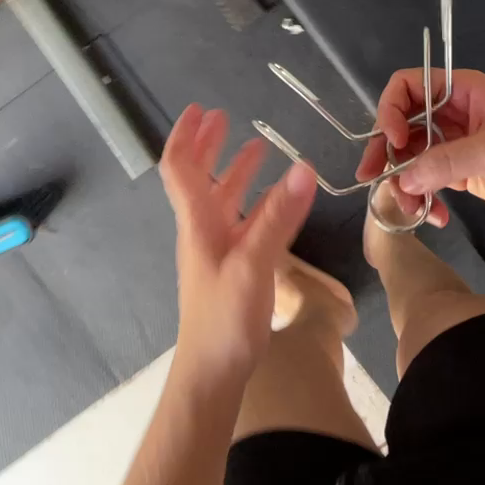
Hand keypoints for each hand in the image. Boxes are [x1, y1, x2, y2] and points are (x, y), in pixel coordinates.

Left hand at [159, 103, 316, 382]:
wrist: (212, 374)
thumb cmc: (224, 319)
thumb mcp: (254, 264)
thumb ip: (279, 217)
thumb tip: (304, 167)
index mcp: (198, 222)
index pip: (180, 168)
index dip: (186, 136)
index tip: (200, 109)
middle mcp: (201, 230)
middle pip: (197, 178)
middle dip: (208, 145)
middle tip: (223, 116)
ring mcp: (215, 250)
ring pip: (220, 199)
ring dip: (233, 170)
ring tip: (256, 147)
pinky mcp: (230, 268)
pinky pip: (239, 221)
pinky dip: (253, 200)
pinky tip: (274, 200)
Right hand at [355, 69, 484, 222]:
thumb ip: (442, 162)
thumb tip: (402, 179)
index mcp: (461, 90)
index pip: (408, 86)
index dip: (392, 109)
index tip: (392, 140)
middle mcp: (451, 111)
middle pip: (402, 122)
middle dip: (386, 150)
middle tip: (369, 177)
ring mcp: (454, 141)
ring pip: (410, 154)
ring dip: (403, 180)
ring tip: (408, 207)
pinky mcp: (458, 169)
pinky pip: (426, 178)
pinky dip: (423, 195)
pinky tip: (433, 215)